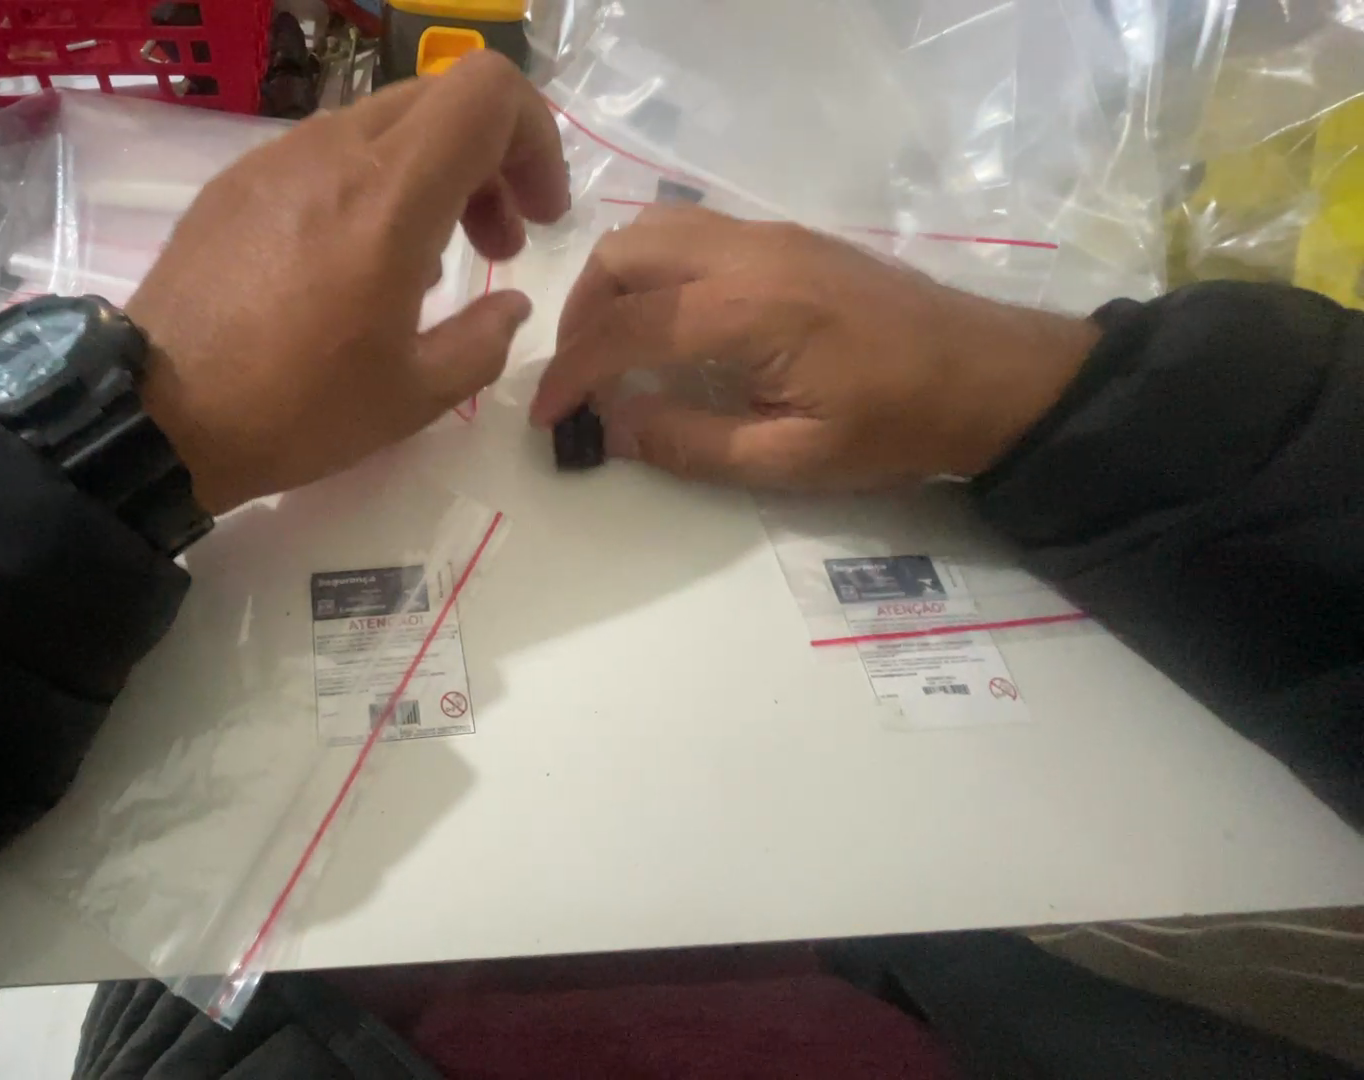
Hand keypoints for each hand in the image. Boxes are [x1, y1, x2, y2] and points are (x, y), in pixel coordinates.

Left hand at [130, 52, 569, 513]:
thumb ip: (484, 343)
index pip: (488, 93)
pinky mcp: (234, 183)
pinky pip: (324, 156)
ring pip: (381, 126)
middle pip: (440, 102)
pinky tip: (352, 266)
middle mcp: (332, 152)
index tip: (538, 213)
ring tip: (425, 266)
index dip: (534, 138)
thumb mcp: (414, 397)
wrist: (163, 417)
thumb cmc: (297, 412)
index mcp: (389, 198)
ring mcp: (274, 160)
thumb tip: (509, 305)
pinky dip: (369, 189)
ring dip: (428, 179)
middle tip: (494, 243)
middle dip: (490, 164)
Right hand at [528, 205, 1101, 490]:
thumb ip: (687, 442)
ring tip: (607, 349)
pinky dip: (647, 274)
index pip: (624, 328)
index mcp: (751, 310)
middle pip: (623, 254)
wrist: (995, 376)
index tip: (546, 416)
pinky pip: (685, 236)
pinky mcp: (780, 238)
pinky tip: (659, 323)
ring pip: (650, 232)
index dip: (570, 374)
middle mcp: (749, 253)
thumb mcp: (787, 459)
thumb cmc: (895, 427)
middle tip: (578, 376)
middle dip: (579, 316)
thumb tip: (609, 428)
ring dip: (609, 287)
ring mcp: (767, 235)